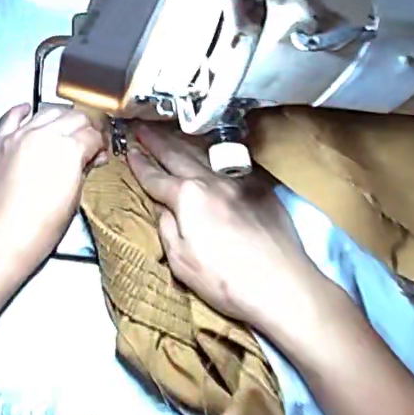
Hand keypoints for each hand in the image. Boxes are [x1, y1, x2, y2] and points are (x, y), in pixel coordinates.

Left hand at [0, 104, 103, 268]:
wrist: (0, 238)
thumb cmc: (38, 228)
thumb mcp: (73, 199)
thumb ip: (83, 170)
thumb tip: (89, 158)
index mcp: (68, 149)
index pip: (93, 134)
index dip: (100, 144)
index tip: (99, 151)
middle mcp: (44, 135)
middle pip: (74, 117)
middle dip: (85, 128)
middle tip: (87, 141)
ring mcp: (20, 135)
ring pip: (48, 111)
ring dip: (60, 118)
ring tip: (63, 130)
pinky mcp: (1, 140)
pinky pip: (14, 115)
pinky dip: (24, 112)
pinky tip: (30, 112)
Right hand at [127, 123, 341, 341]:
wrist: (284, 286)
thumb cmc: (229, 282)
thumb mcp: (182, 261)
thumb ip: (168, 228)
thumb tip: (163, 209)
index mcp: (187, 197)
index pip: (155, 177)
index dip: (139, 164)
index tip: (129, 152)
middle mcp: (211, 180)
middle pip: (176, 154)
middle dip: (156, 141)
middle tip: (142, 127)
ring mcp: (238, 180)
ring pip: (203, 152)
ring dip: (182, 140)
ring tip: (169, 132)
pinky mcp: (260, 187)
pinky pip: (229, 161)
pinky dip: (211, 152)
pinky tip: (207, 150)